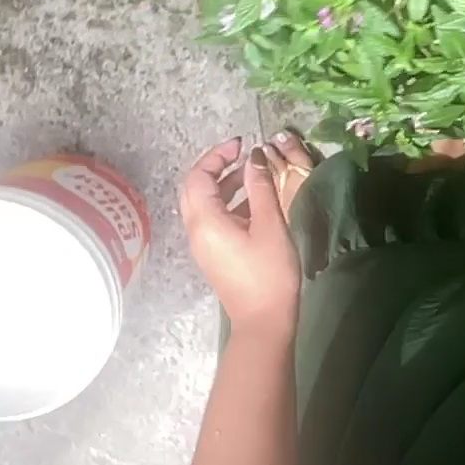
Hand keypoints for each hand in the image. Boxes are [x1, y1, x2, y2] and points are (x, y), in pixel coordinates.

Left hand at [180, 137, 303, 339]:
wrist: (263, 321)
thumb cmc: (269, 273)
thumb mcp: (270, 225)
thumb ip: (260, 188)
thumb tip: (255, 158)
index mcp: (205, 220)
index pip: (199, 175)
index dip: (217, 154)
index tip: (242, 144)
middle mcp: (196, 229)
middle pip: (194, 187)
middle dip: (215, 166)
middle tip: (242, 154)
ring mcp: (203, 243)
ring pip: (203, 203)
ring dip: (223, 183)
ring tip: (252, 173)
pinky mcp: (214, 253)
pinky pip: (212, 218)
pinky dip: (227, 201)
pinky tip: (253, 201)